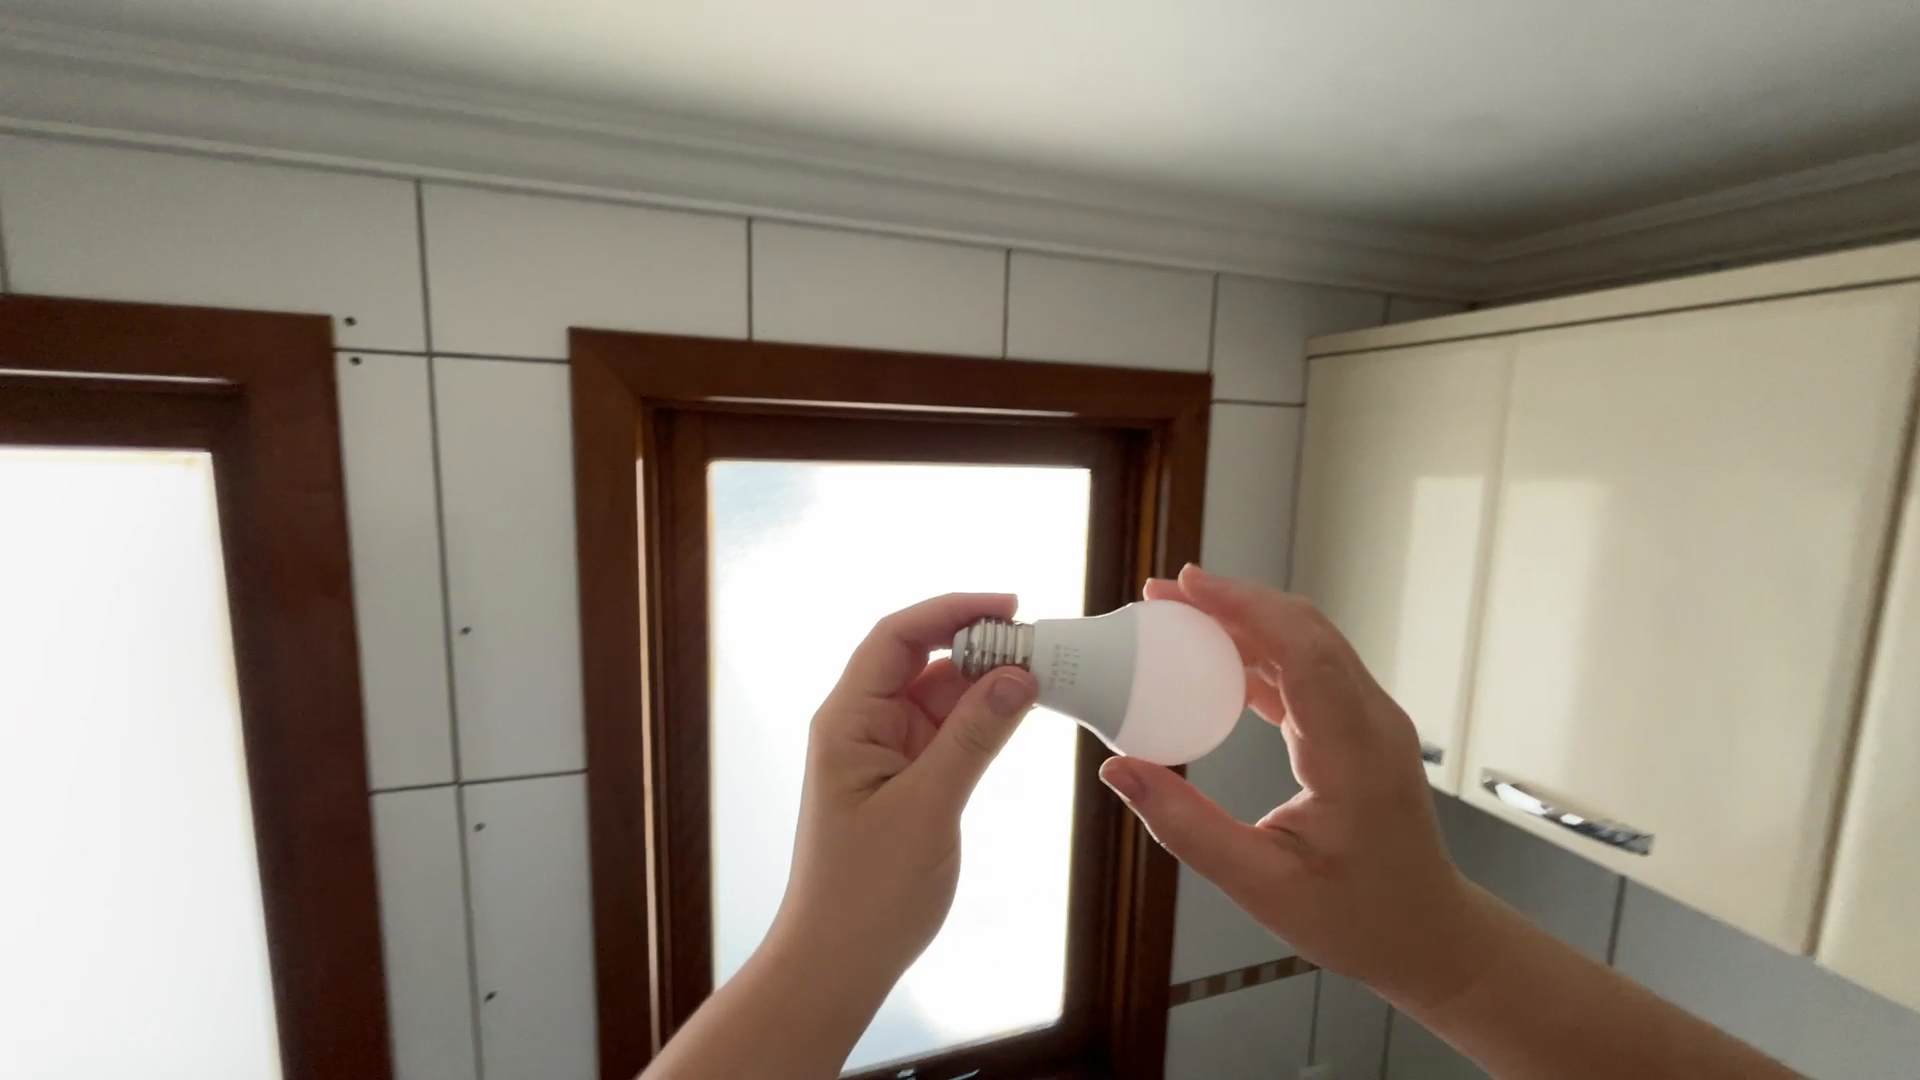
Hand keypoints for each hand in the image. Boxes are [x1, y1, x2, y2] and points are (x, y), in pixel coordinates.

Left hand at [769, 592, 1040, 989]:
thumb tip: (1020, 675)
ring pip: (941, 693)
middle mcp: (866, 722)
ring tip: (1039, 673)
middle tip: (1037, 645)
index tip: (1008, 606)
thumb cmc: (865, 891)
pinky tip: (1017, 709)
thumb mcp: (927, 806)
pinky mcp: (909, 774)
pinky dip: (984, 716)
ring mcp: (888, 748)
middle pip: (922, 658)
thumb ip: (974, 736)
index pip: (897, 637)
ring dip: (986, 680)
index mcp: (849, 718)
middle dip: (977, 643)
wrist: (838, 963)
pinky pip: (950, 729)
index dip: (950, 610)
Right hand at [1097, 566, 1499, 1008]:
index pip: (1304, 653)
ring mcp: (1367, 718)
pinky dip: (1253, 648)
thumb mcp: (1260, 886)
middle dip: (1230, 599)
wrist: (1427, 935)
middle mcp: (1371, 722)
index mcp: (1356, 756)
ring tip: (1176, 612)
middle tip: (1163, 592)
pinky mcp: (1353, 722)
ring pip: (1302, 639)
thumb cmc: (1357, 918)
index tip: (1188, 585)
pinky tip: (1210, 654)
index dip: (1244, 608)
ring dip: (1240, 617)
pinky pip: (1302, 666)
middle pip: (1302, 629)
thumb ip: (1185, 826)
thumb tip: (1119, 769)